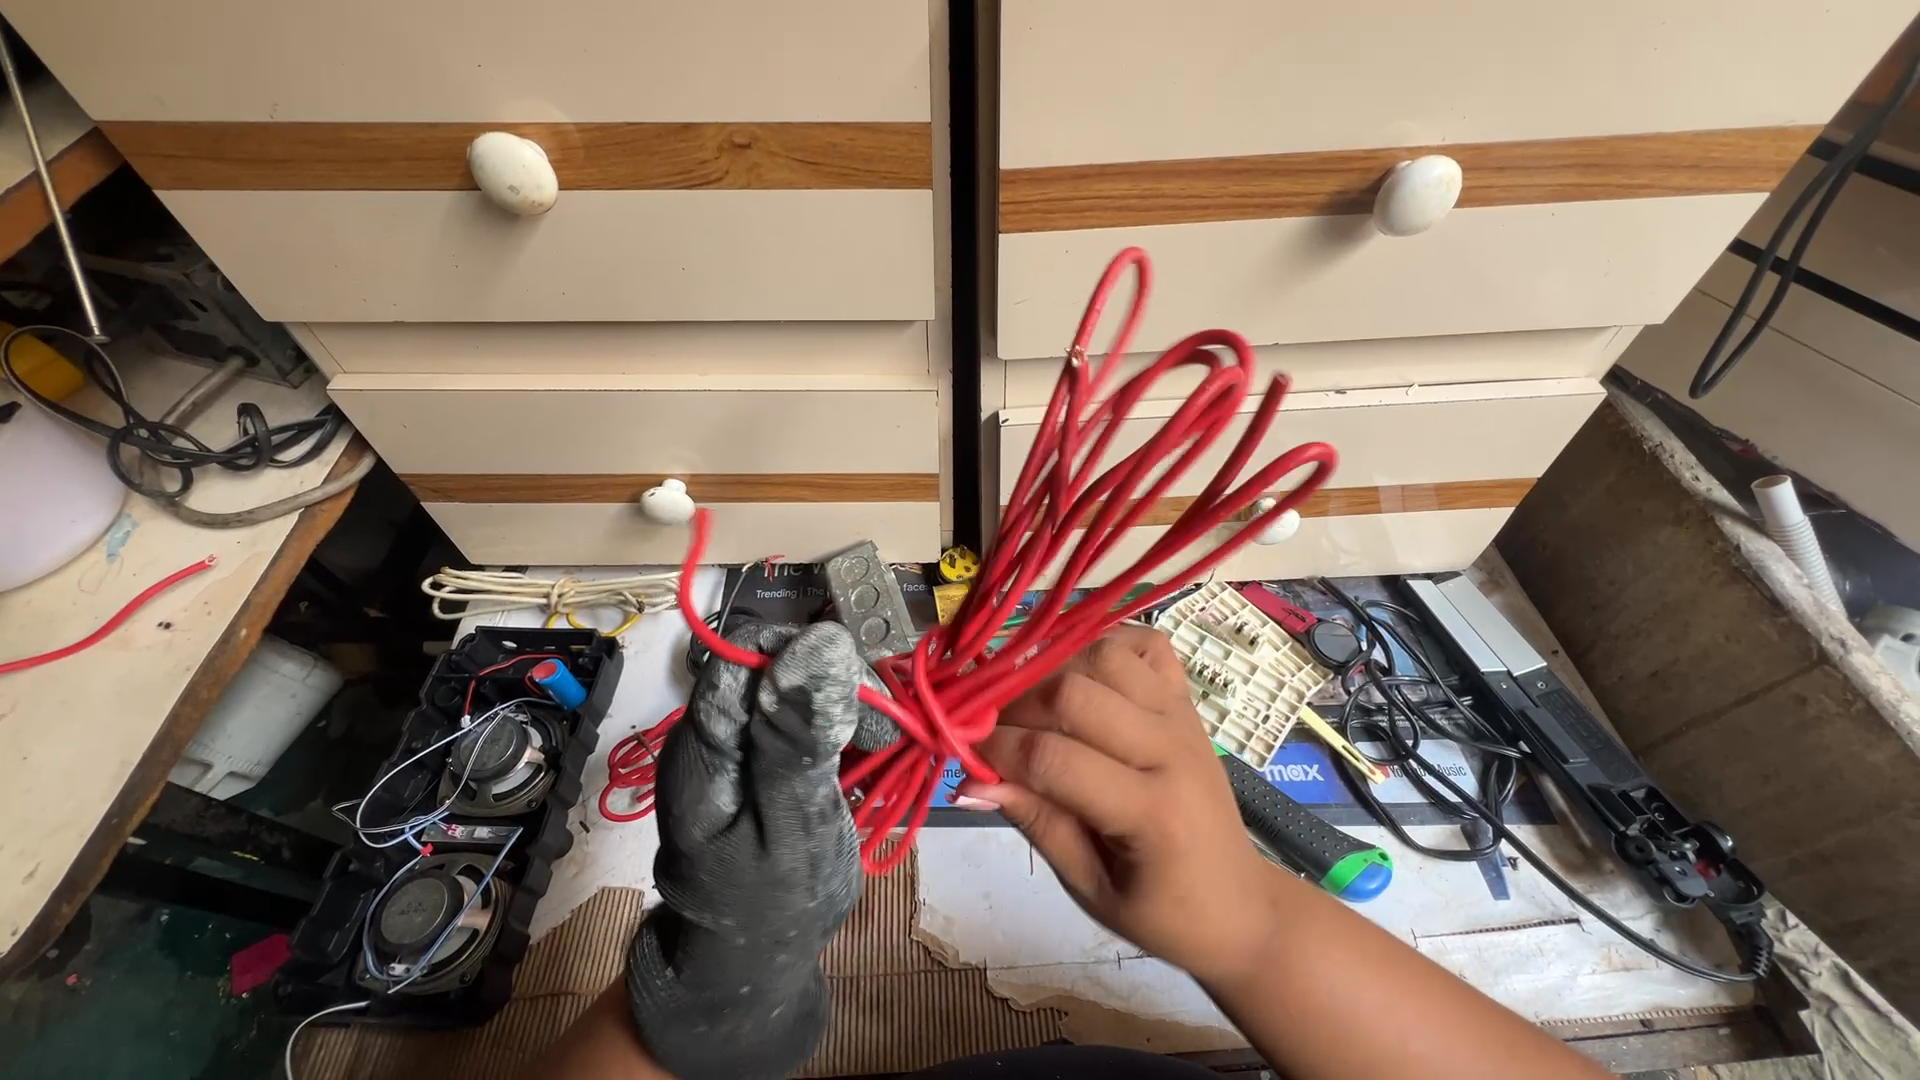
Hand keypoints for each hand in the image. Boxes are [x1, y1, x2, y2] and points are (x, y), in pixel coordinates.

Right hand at [959, 625, 1293, 985]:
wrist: (1240, 903)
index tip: (963, 751)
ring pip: (1104, 655)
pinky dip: (1103, 645)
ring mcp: (1183, 715)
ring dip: (1054, 670)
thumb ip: (1037, 824)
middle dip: (1015, 705)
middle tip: (989, 728)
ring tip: (1031, 704)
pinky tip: (1080, 675)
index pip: (1054, 758)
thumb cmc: (1163, 912)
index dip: (996, 749)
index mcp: (1154, 813)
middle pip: (1074, 694)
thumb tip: (970, 781)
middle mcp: (1173, 749)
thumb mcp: (1091, 888)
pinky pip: (1144, 644)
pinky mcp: (1187, 700)